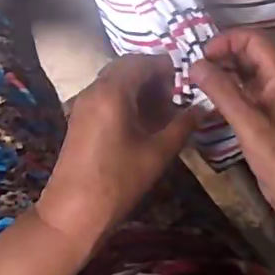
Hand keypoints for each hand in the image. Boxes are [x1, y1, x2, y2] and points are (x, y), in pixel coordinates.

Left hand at [33, 55, 197, 253]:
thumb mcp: (156, 154)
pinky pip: (104, 95)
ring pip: (114, 80)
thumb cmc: (117, 181)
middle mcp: (94, 89)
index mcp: (112, 91)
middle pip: (126, 67)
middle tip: (174, 95)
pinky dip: (124, 98)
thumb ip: (181, 126)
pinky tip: (140, 121)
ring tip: (161, 110)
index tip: (185, 81)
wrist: (72, 213)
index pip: (141, 62)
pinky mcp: (79, 118)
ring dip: (137, 87)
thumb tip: (201, 109)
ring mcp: (83, 103)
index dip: (165, 66)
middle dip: (151, 75)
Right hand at [190, 30, 274, 227]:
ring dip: (223, 72)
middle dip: (221, 54)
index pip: (253, 39)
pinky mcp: (268, 116)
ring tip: (196, 81)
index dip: (226, 40)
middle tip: (194, 68)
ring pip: (246, 72)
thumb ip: (222, 91)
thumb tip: (195, 63)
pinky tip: (209, 99)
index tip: (201, 55)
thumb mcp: (249, 124)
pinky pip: (246, 91)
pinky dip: (228, 90)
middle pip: (249, 52)